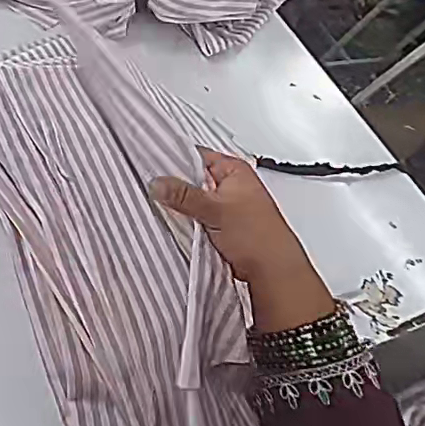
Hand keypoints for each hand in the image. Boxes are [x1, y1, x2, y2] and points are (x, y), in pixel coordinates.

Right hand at [150, 150, 304, 281]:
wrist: (271, 270)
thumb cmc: (258, 236)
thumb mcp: (214, 209)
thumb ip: (183, 194)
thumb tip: (158, 183)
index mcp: (234, 170)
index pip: (197, 155)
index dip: (174, 158)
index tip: (152, 166)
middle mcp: (230, 185)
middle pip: (193, 178)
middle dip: (175, 185)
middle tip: (153, 188)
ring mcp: (225, 206)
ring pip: (194, 200)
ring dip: (181, 206)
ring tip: (161, 206)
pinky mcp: (221, 226)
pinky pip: (196, 217)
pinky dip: (187, 220)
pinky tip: (175, 223)